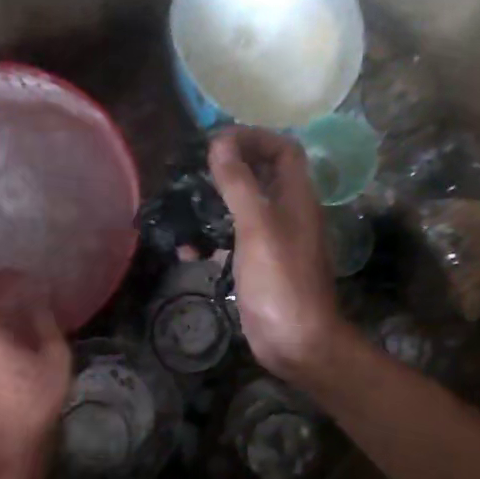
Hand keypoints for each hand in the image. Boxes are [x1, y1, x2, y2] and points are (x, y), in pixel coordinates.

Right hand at [208, 129, 351, 383]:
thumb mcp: (257, 227)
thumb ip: (239, 184)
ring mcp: (272, 242)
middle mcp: (287, 214)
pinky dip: (210, 241)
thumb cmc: (280, 281)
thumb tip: (220, 142)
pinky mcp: (256, 267)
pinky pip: (231, 242)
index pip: (284, 150)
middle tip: (194, 171)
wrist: (296, 341)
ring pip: (242, 209)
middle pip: (261, 177)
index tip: (218, 141)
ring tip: (183, 205)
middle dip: (229, 168)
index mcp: (297, 198)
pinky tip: (186, 251)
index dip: (255, 137)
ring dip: (214, 205)